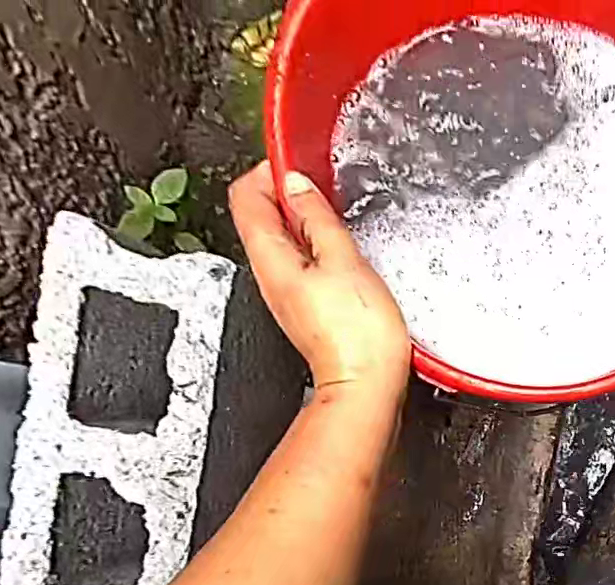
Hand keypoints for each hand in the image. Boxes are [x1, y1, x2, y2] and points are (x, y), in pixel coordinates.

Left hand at [229, 162, 410, 397]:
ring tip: (337, 227)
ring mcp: (288, 299)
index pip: (247, 195)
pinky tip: (344, 263)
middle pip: (262, 219)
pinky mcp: (309, 314)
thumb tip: (298, 186)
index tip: (299, 166)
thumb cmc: (359, 338)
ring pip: (284, 246)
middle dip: (289, 197)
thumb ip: (318, 219)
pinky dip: (319, 256)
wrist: (368, 387)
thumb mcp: (345, 263)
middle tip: (323, 193)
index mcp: (270, 258)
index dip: (270, 172)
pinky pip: (304, 271)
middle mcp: (270, 278)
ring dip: (307, 228)